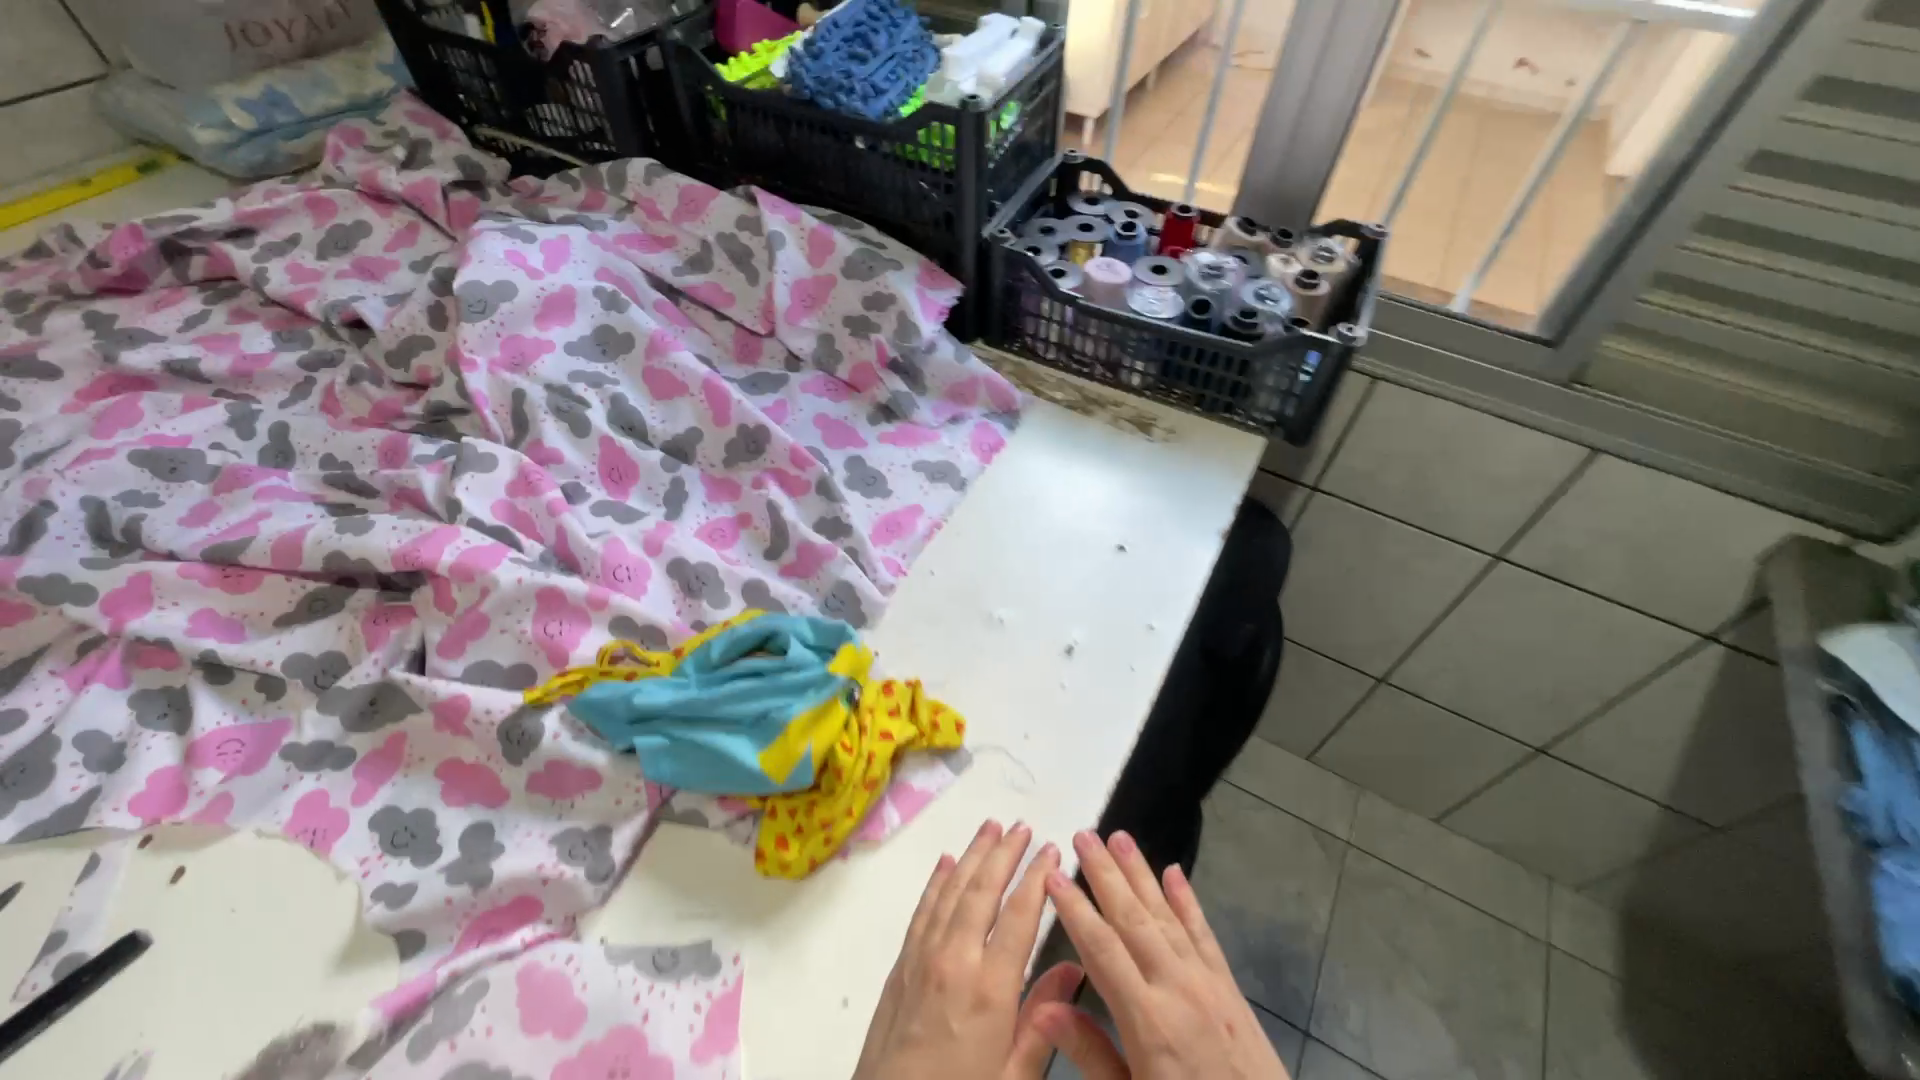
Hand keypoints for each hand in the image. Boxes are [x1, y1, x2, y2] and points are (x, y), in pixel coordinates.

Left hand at [853, 820, 1082, 1079]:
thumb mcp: (1013, 1076)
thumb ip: (1044, 1022)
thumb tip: (1075, 969)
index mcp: (990, 988)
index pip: (1019, 917)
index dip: (1036, 879)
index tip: (1052, 849)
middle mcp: (955, 960)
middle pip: (982, 892)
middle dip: (1004, 854)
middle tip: (1023, 826)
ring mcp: (924, 958)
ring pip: (951, 892)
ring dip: (972, 856)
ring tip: (990, 827)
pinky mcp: (902, 965)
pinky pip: (923, 910)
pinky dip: (936, 882)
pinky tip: (945, 863)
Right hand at [1033, 830, 1290, 1079]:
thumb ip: (1090, 1053)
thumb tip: (1044, 1007)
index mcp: (1148, 1020)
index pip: (1102, 950)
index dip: (1075, 910)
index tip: (1052, 873)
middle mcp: (1177, 988)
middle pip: (1134, 919)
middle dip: (1106, 874)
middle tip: (1083, 835)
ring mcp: (1207, 982)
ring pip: (1167, 915)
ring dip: (1141, 873)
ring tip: (1119, 837)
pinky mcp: (1229, 986)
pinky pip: (1204, 933)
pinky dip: (1187, 900)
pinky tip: (1174, 872)